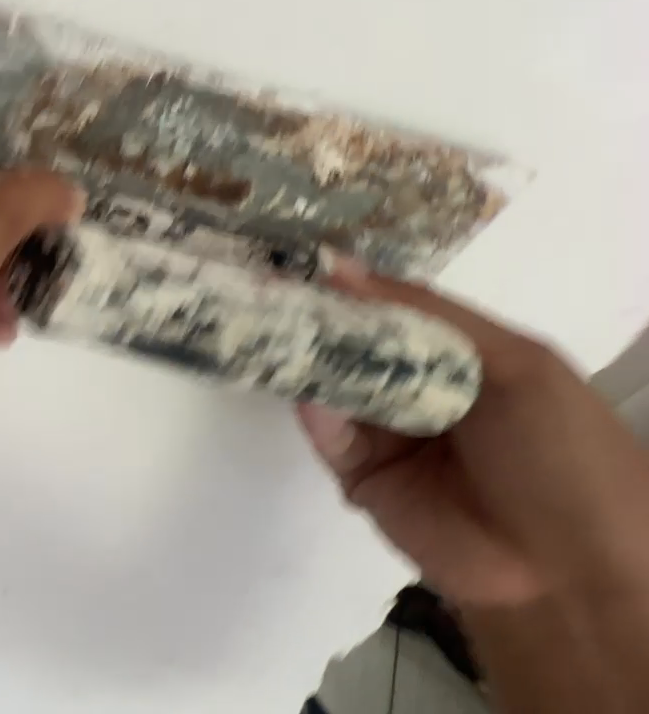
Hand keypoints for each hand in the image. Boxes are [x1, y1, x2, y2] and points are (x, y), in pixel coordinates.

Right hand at [298, 266, 648, 606]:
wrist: (574, 572)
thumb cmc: (566, 456)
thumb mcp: (518, 366)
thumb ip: (425, 311)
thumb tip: (334, 263)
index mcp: (461, 360)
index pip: (390, 312)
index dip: (347, 289)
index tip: (297, 264)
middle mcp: (417, 390)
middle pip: (350, 345)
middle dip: (311, 321)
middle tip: (261, 292)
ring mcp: (382, 430)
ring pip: (328, 383)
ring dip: (301, 360)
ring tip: (265, 332)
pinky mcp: (354, 469)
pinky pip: (325, 431)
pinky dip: (316, 413)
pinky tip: (313, 399)